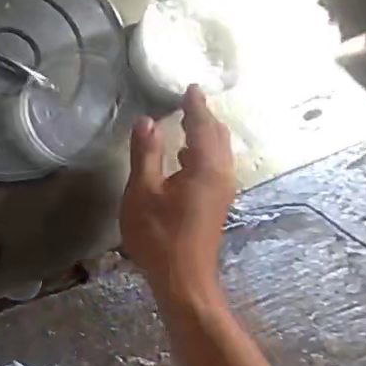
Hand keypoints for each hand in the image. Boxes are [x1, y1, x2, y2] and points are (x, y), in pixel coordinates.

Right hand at [120, 85, 236, 304]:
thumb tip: (147, 121)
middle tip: (189, 100)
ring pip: (218, 152)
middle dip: (205, 117)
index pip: (203, 127)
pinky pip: (213, 165)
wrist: (182, 277)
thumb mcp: (143, 191)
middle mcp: (221, 176)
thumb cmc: (158, 234)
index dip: (196, 107)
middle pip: (218, 138)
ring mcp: (221, 191)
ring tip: (188, 121)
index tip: (190, 88)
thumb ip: (146, 154)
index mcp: (206, 169)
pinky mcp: (215, 203)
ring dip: (205, 134)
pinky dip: (202, 150)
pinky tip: (186, 154)